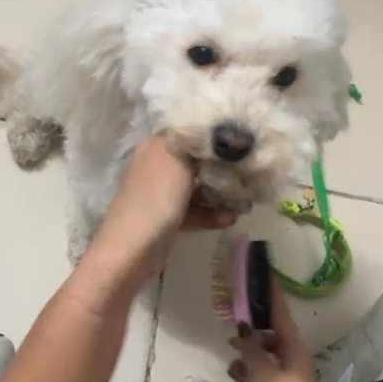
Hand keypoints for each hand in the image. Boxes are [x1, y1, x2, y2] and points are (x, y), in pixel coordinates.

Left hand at [82, 136, 236, 285]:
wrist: (130, 251)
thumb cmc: (155, 200)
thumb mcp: (178, 162)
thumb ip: (200, 144)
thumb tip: (221, 134)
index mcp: (158, 145)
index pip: (193, 130)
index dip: (219, 136)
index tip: (246, 143)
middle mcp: (159, 164)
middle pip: (199, 160)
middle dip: (226, 169)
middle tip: (251, 177)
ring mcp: (162, 191)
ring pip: (199, 186)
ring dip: (222, 194)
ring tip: (245, 204)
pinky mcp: (167, 216)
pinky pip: (194, 209)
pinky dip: (211, 213)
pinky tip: (230, 219)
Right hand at [228, 291, 325, 381]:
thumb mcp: (259, 372)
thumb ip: (251, 347)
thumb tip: (245, 327)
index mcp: (294, 349)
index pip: (280, 314)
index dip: (270, 295)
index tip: (262, 274)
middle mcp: (293, 359)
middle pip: (269, 336)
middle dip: (249, 335)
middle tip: (230, 330)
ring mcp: (287, 378)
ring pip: (262, 357)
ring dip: (246, 360)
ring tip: (233, 369)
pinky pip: (260, 376)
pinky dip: (248, 377)